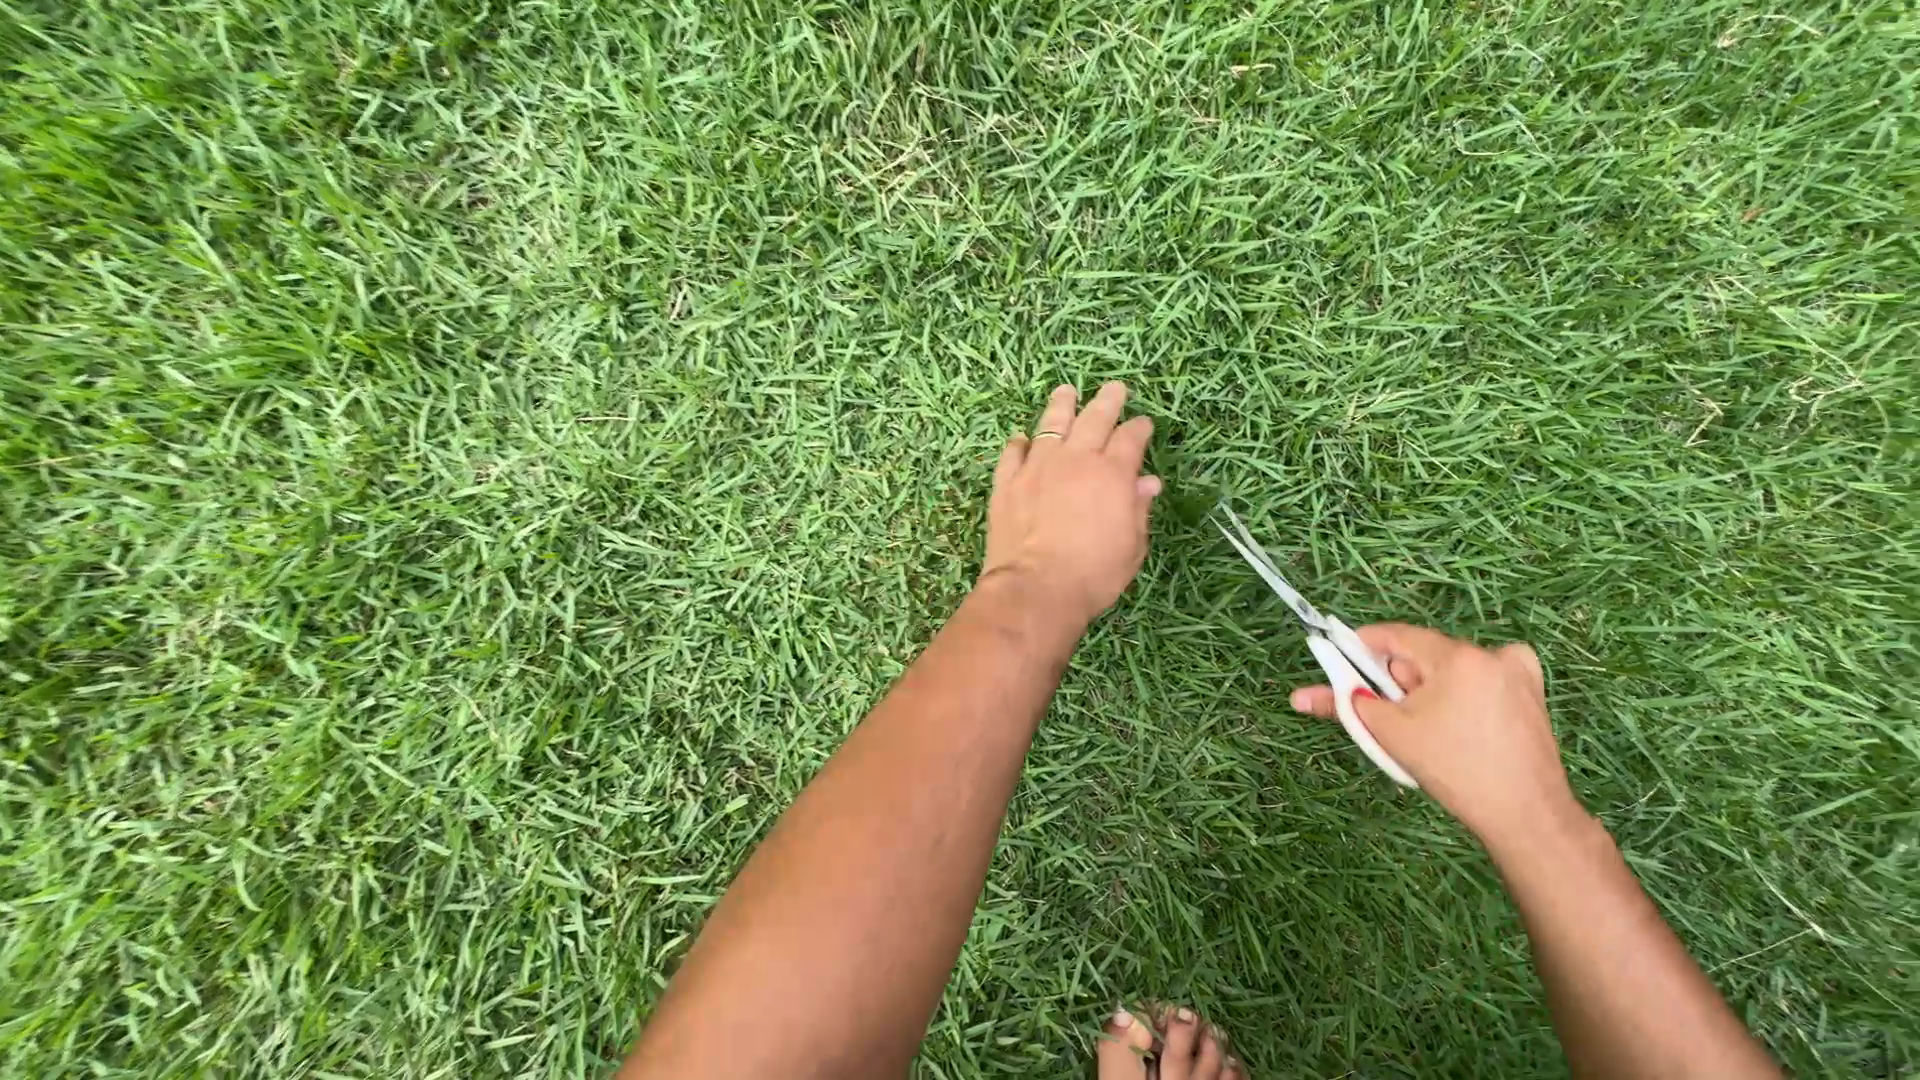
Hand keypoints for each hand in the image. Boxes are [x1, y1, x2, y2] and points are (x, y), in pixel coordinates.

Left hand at [980, 382, 1161, 626]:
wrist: (1035, 588)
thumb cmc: (1094, 574)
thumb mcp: (1131, 546)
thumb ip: (1138, 509)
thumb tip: (1148, 483)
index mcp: (1112, 474)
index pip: (1130, 439)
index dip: (1139, 429)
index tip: (1143, 423)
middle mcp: (1075, 460)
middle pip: (1094, 419)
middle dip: (1107, 401)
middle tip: (1114, 388)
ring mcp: (1037, 468)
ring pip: (1051, 426)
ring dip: (1061, 406)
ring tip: (1065, 391)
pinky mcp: (1007, 483)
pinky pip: (1012, 454)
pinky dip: (1018, 444)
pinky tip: (1021, 438)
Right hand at [1289, 623, 1585, 848]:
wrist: (1525, 815)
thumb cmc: (1453, 770)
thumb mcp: (1389, 733)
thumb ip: (1347, 703)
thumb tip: (1304, 694)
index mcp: (1457, 657)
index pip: (1395, 636)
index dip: (1360, 645)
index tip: (1339, 656)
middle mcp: (1491, 654)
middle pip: (1422, 656)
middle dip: (1397, 679)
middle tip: (1386, 712)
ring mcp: (1518, 672)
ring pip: (1449, 669)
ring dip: (1427, 688)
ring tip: (1424, 726)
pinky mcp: (1533, 693)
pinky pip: (1484, 677)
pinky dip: (1463, 691)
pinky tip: (1462, 716)